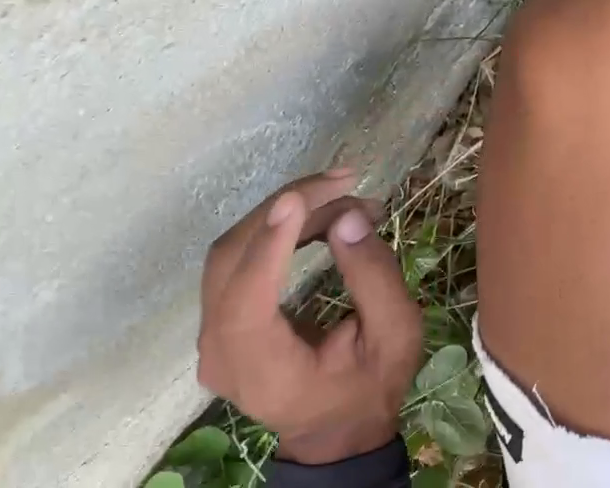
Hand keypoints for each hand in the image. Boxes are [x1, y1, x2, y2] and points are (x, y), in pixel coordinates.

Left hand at [198, 168, 422, 464]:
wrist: (338, 428)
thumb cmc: (372, 385)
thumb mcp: (396, 333)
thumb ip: (375, 278)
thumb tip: (349, 218)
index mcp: (264, 370)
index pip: (246, 303)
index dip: (268, 247)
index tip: (298, 200)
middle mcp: (221, 353)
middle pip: (230, 263)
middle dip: (285, 209)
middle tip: (346, 181)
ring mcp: (214, 336)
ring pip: (231, 253)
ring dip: (284, 213)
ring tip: (344, 195)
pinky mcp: (223, 319)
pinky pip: (239, 261)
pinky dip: (279, 228)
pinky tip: (322, 216)